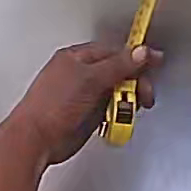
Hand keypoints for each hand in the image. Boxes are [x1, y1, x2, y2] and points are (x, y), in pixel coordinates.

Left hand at [6, 42, 161, 164]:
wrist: (36, 139)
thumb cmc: (52, 106)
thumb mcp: (91, 79)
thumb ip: (119, 65)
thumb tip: (141, 52)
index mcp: (77, 57)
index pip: (114, 51)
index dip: (136, 56)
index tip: (154, 62)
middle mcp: (80, 74)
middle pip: (118, 72)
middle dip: (135, 82)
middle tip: (144, 95)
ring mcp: (83, 95)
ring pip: (116, 92)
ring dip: (127, 100)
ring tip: (128, 109)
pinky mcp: (86, 115)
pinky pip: (110, 110)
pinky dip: (118, 114)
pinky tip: (118, 119)